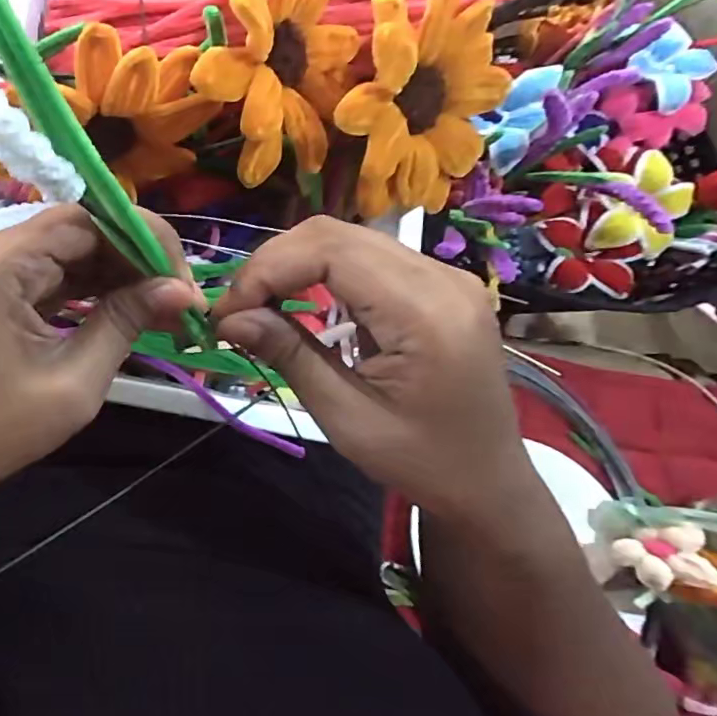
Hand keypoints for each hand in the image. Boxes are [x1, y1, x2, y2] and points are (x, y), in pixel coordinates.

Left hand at [0, 205, 203, 496]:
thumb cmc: (4, 428)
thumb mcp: (76, 380)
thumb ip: (126, 322)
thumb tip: (183, 290)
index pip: (84, 221)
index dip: (141, 238)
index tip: (181, 275)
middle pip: (80, 229)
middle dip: (136, 255)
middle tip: (180, 291)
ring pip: (75, 248)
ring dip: (122, 270)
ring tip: (167, 299)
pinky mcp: (3, 285)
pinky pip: (60, 270)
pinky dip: (98, 284)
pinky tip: (136, 302)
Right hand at [212, 216, 524, 515]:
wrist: (488, 481)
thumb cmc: (421, 461)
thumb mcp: (347, 419)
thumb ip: (290, 356)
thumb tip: (230, 318)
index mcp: (425, 313)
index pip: (330, 251)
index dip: (268, 270)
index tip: (228, 313)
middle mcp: (441, 278)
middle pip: (336, 234)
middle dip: (274, 263)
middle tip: (238, 309)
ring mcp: (444, 275)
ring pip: (348, 238)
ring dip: (294, 263)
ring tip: (260, 305)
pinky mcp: (438, 283)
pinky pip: (367, 256)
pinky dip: (321, 270)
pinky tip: (300, 300)